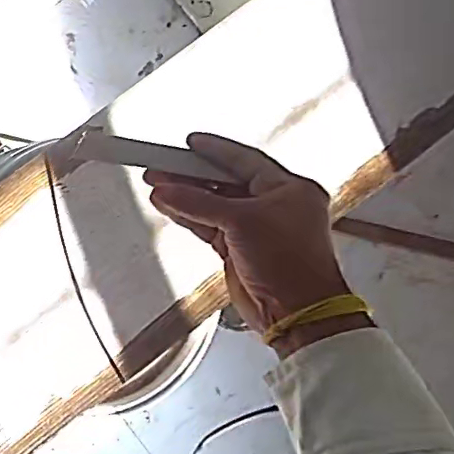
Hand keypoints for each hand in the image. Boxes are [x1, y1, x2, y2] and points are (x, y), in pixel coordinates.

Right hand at [145, 133, 367, 355]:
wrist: (295, 310)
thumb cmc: (292, 264)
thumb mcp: (242, 222)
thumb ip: (199, 203)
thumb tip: (168, 190)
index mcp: (288, 190)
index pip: (244, 160)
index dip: (215, 150)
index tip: (191, 143)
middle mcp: (273, 206)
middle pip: (223, 182)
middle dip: (190, 176)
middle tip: (162, 166)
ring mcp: (254, 228)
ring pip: (211, 204)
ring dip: (184, 196)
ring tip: (157, 184)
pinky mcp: (237, 247)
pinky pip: (206, 224)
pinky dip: (186, 215)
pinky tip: (168, 206)